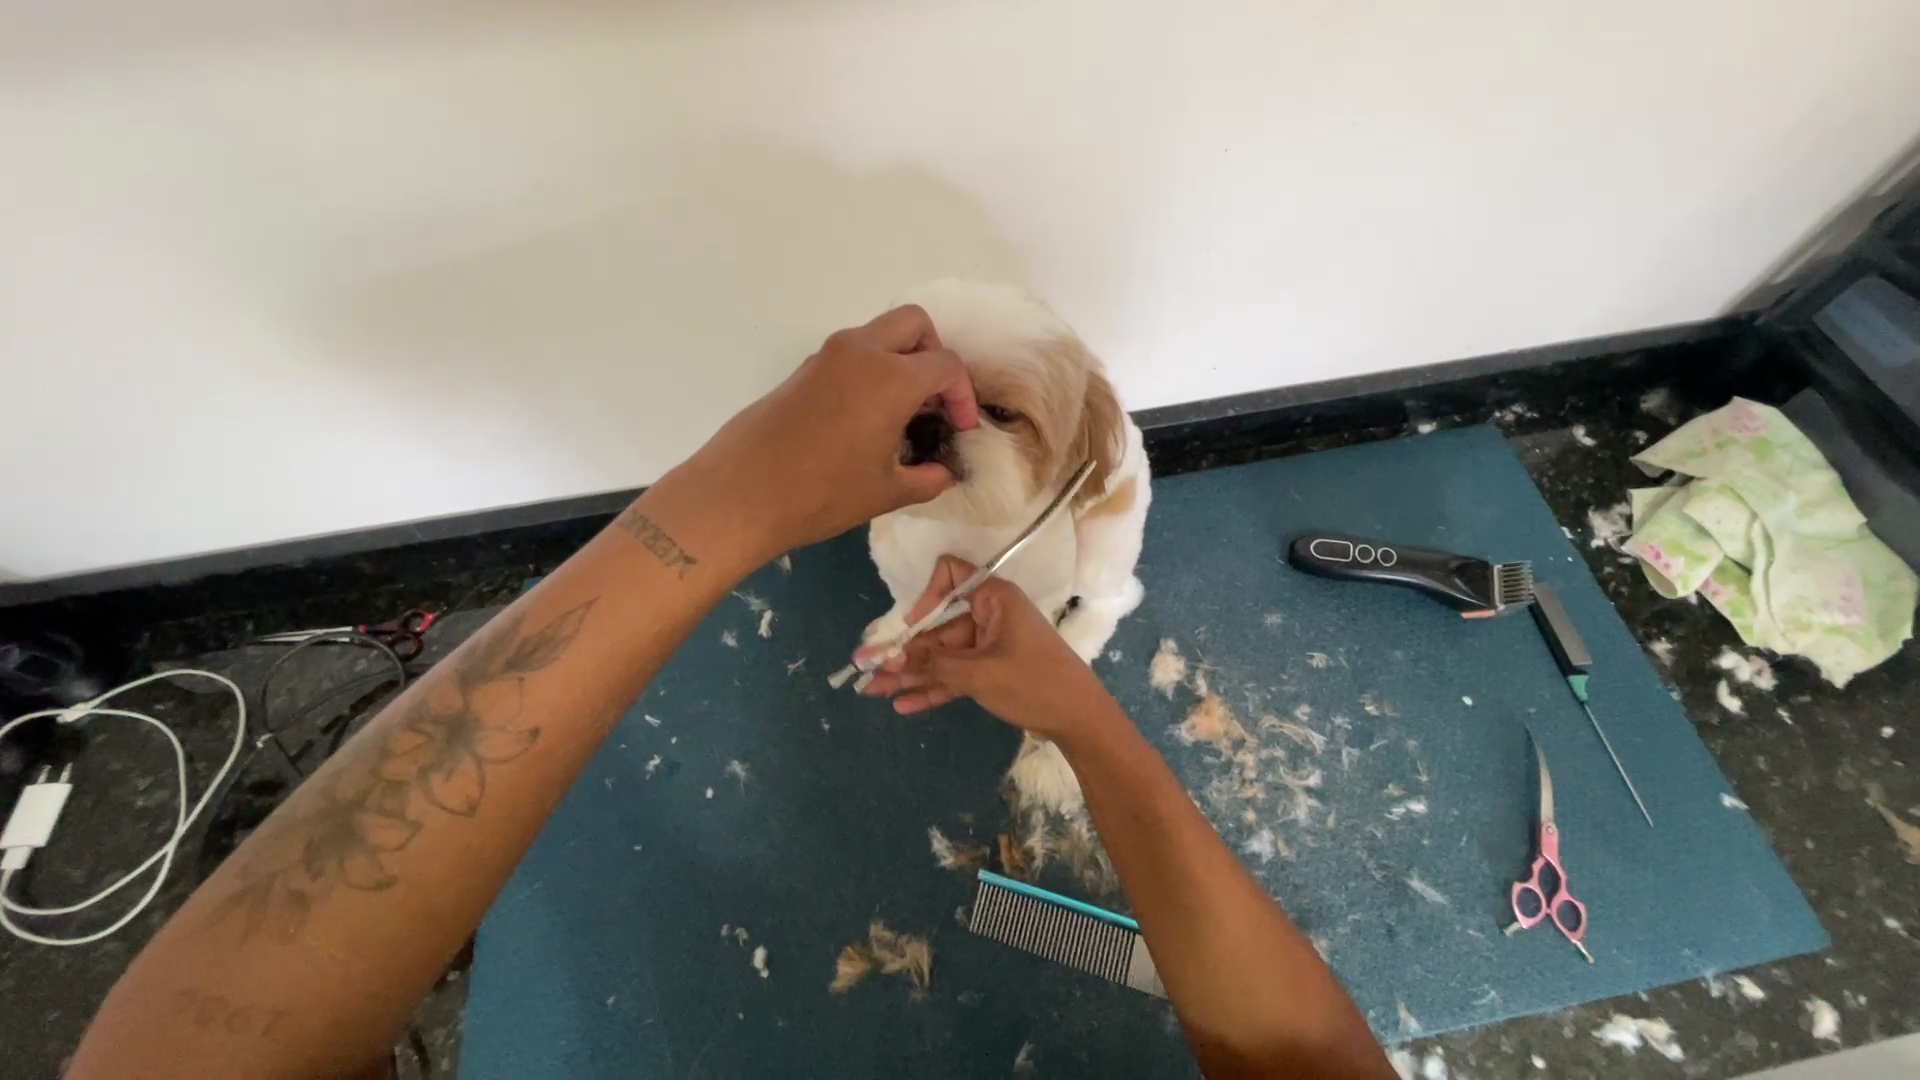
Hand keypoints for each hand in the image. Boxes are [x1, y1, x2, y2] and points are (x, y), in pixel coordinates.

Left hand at [674, 305, 978, 555]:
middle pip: (914, 324)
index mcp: (890, 377)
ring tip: (902, 412)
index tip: (961, 428)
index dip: (963, 395)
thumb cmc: (823, 493)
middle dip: (935, 355)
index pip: (946, 365)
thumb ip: (928, 479)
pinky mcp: (803, 370)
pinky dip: (871, 370)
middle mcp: (860, 352)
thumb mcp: (887, 492)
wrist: (742, 493)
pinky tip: (866, 419)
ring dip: (901, 360)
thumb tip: (945, 474)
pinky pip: (851, 354)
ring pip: (879, 334)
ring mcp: (827, 356)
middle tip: (934, 400)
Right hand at [858, 557, 1114, 740]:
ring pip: (942, 656)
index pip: (951, 576)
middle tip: (866, 671)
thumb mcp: (980, 673)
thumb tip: (888, 660)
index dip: (926, 596)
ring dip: (911, 674)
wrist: (1080, 719)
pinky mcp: (990, 672)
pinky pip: (954, 675)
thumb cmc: (1034, 682)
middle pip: (938, 627)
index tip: (910, 626)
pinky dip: (932, 688)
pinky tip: (903, 704)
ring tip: (873, 692)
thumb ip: (933, 664)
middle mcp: (989, 615)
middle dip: (904, 652)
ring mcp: (989, 646)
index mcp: (993, 598)